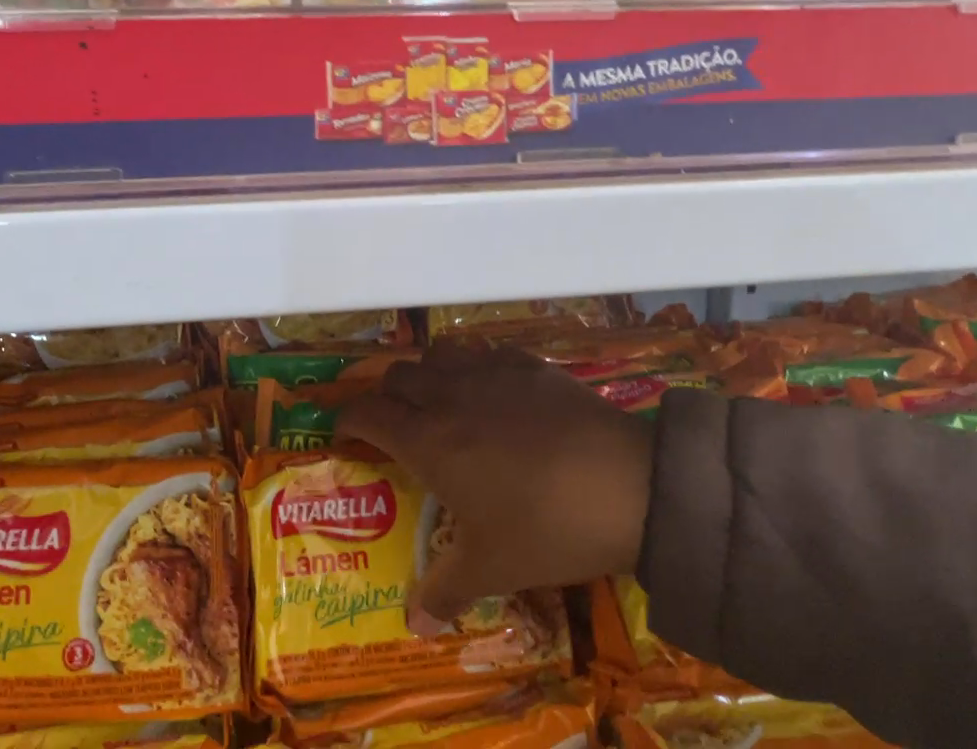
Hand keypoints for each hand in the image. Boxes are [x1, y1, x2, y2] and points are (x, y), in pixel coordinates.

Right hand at [335, 341, 655, 635]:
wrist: (631, 487)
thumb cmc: (546, 526)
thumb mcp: (493, 569)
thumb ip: (444, 592)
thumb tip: (415, 626)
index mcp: (427, 440)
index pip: (367, 413)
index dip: (347, 419)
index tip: (345, 435)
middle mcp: (449, 396)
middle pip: (397, 374)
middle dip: (387, 395)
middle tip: (398, 425)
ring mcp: (492, 373)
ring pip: (439, 352)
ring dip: (428, 371)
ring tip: (441, 400)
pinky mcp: (532, 365)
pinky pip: (487, 349)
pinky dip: (475, 363)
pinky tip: (493, 388)